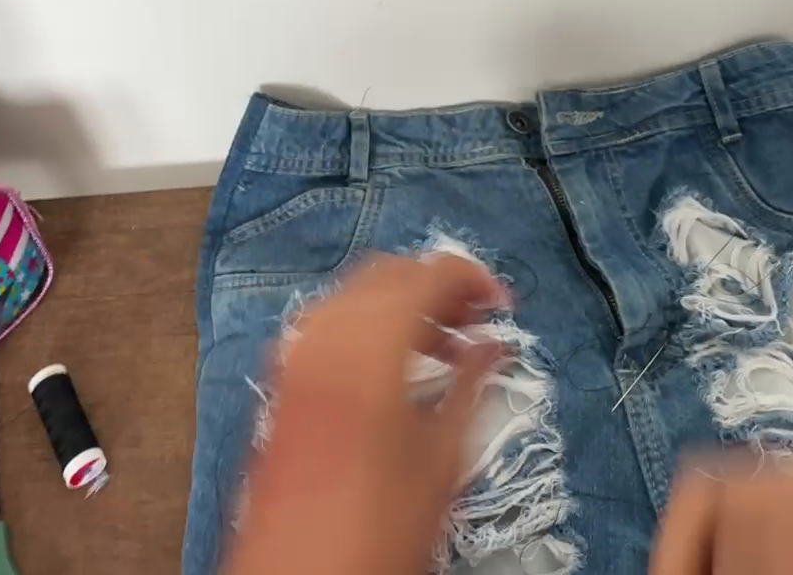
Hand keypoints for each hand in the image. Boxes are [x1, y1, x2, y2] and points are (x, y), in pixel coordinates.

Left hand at [224, 253, 509, 574]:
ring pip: (362, 290)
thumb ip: (470, 383)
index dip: (472, 277)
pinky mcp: (289, 367)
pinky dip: (372, 320)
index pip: (429, 273)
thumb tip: (496, 342)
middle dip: (438, 286)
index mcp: (372, 339)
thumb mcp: (442, 455)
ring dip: (406, 301)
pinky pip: (337, 317)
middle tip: (477, 319)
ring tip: (447, 344)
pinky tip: (401, 360)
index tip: (503, 304)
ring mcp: (302, 344)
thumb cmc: (381, 520)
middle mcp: (330, 326)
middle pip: (392, 272)